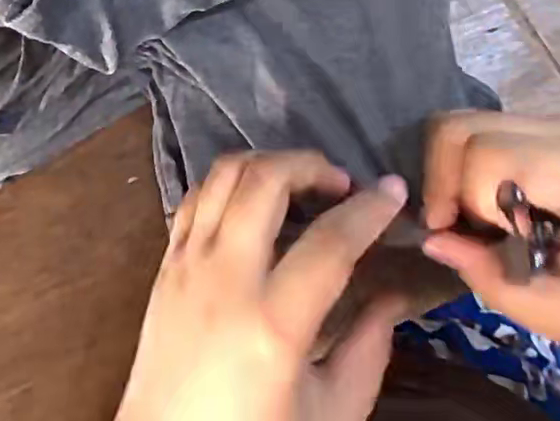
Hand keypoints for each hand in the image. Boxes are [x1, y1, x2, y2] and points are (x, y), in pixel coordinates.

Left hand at [116, 152, 410, 420]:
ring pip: (225, 173)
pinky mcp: (166, 260)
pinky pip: (196, 194)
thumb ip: (368, 349)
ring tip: (297, 181)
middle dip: (310, 164)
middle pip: (266, 180)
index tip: (392, 190)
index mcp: (274, 325)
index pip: (330, 242)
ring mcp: (188, 262)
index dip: (369, 209)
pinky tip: (252, 198)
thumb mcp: (329, 414)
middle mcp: (226, 277)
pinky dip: (229, 181)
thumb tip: (394, 293)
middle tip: (339, 182)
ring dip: (268, 163)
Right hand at [418, 113, 559, 361]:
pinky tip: (489, 207)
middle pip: (463, 125)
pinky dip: (467, 163)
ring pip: (467, 121)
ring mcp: (556, 127)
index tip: (458, 244)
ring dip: (451, 169)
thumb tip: (432, 240)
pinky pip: (485, 130)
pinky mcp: (550, 134)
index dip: (456, 198)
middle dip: (441, 176)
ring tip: (471, 220)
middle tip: (452, 228)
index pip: (483, 156)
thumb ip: (493, 279)